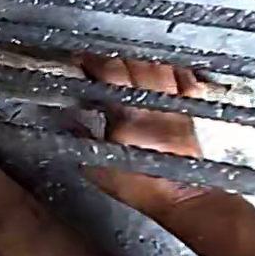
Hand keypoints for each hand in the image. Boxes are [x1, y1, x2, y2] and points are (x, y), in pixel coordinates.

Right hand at [75, 54, 220, 217]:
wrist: (183, 198)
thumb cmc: (140, 185)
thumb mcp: (98, 167)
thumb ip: (81, 140)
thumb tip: (65, 121)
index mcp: (128, 114)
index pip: (110, 73)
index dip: (93, 61)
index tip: (80, 58)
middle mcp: (153, 104)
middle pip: (135, 64)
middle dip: (113, 57)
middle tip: (97, 59)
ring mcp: (175, 105)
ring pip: (159, 67)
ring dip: (139, 59)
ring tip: (124, 60)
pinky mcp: (189, 113)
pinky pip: (186, 80)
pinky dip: (174, 69)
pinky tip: (165, 66)